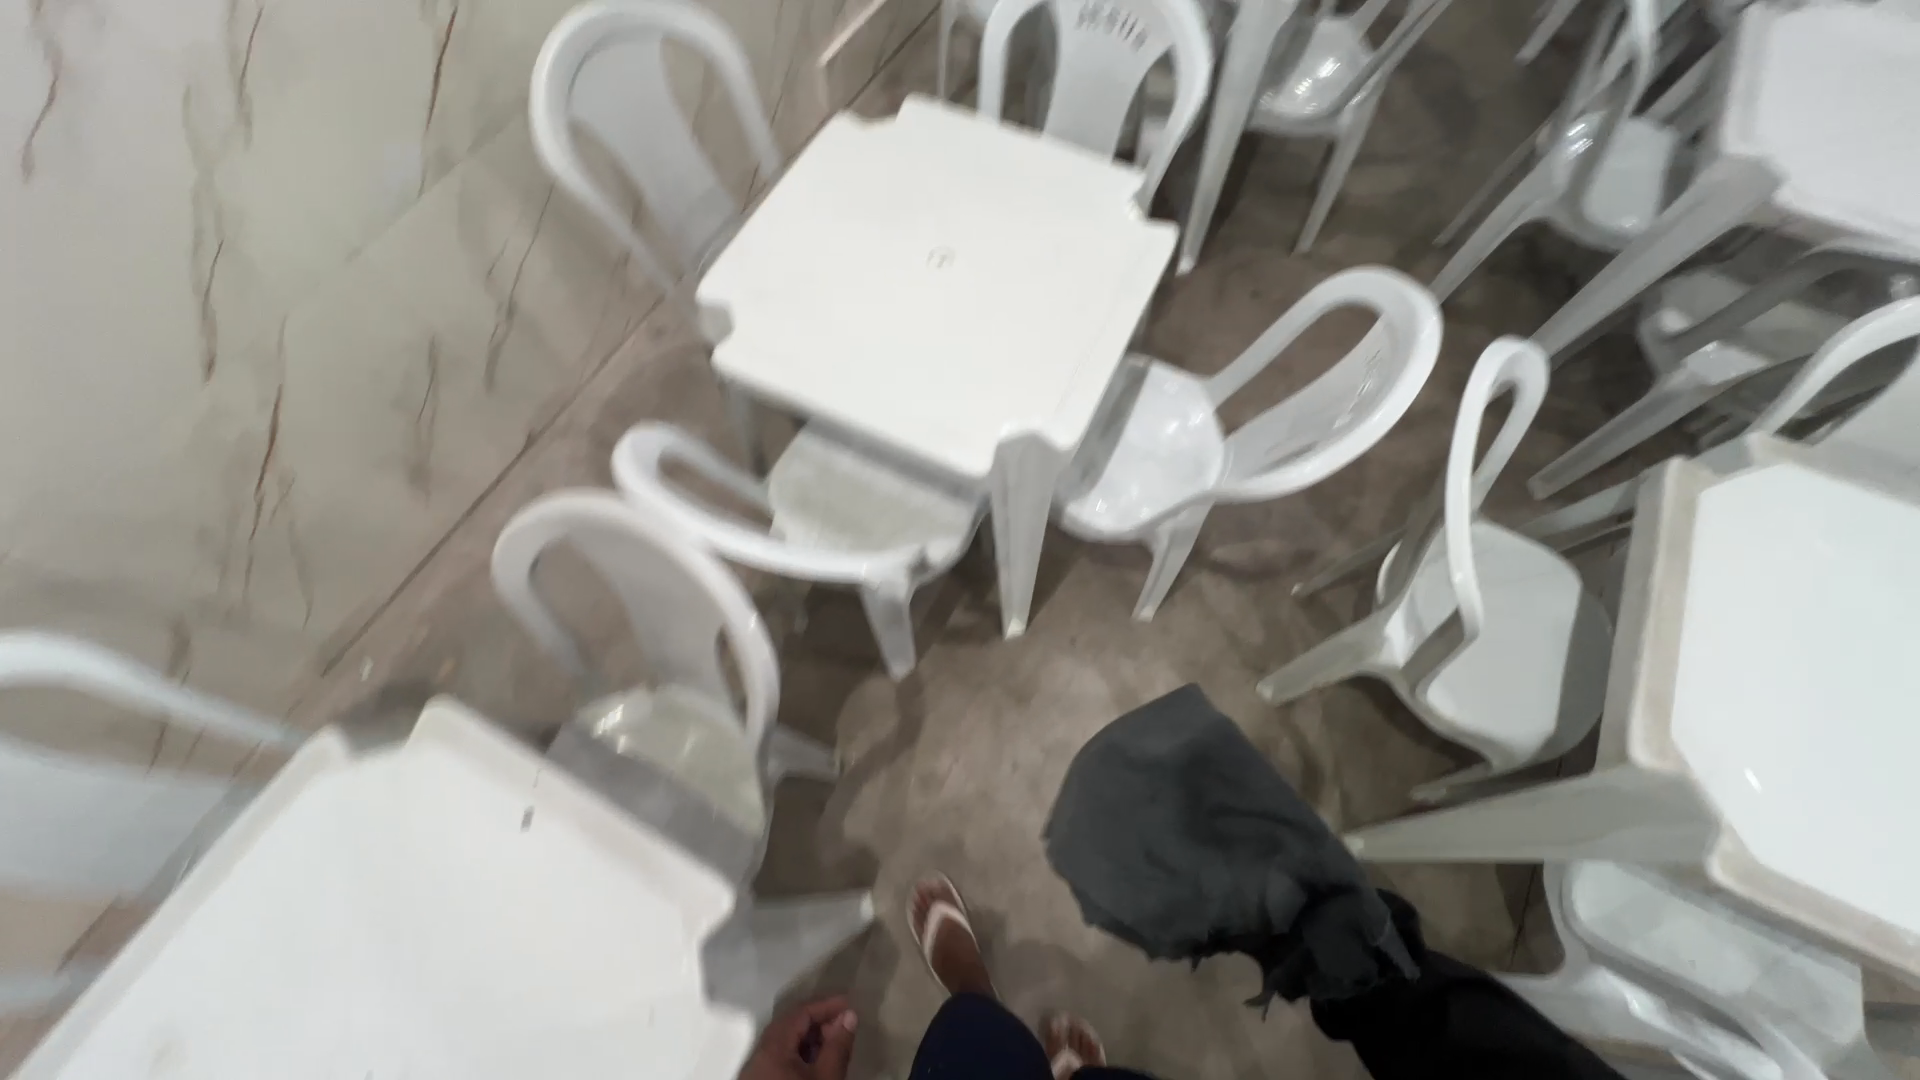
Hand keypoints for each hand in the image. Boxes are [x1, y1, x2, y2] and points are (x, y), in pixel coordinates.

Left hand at [738, 997, 857, 1079]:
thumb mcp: (827, 1079)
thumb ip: (838, 1045)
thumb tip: (849, 1016)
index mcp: (772, 1048)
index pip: (800, 1012)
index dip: (826, 1004)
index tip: (850, 1004)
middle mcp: (758, 1056)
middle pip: (789, 1025)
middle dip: (818, 1020)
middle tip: (843, 1024)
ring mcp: (754, 1074)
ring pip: (783, 1043)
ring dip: (809, 1038)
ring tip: (833, 1043)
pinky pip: (778, 1059)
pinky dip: (798, 1054)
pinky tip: (815, 1063)